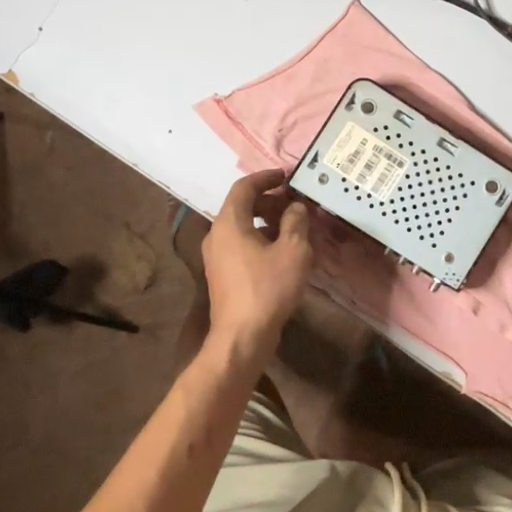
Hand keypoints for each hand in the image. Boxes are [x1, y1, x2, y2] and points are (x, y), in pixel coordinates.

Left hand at [203, 169, 313, 353]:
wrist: (242, 335)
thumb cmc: (268, 288)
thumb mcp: (293, 251)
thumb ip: (295, 222)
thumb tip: (295, 207)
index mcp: (229, 223)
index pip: (244, 187)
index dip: (266, 177)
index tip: (286, 176)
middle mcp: (216, 235)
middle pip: (241, 207)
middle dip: (269, 201)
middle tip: (295, 204)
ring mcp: (216, 257)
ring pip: (241, 228)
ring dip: (266, 222)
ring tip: (294, 228)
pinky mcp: (222, 275)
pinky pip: (241, 246)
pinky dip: (260, 240)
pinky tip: (282, 252)